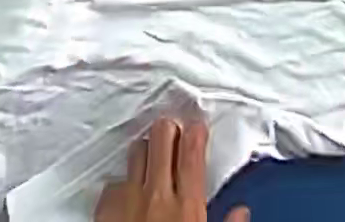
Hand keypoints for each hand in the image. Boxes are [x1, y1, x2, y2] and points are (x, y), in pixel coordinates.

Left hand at [94, 118, 248, 221]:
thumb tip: (241, 213)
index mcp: (186, 207)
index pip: (192, 149)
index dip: (195, 132)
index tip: (197, 131)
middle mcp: (157, 195)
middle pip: (162, 135)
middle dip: (169, 131)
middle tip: (174, 139)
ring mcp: (127, 201)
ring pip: (136, 150)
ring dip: (145, 152)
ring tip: (151, 162)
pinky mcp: (104, 213)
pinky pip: (112, 183)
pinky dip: (121, 185)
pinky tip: (128, 196)